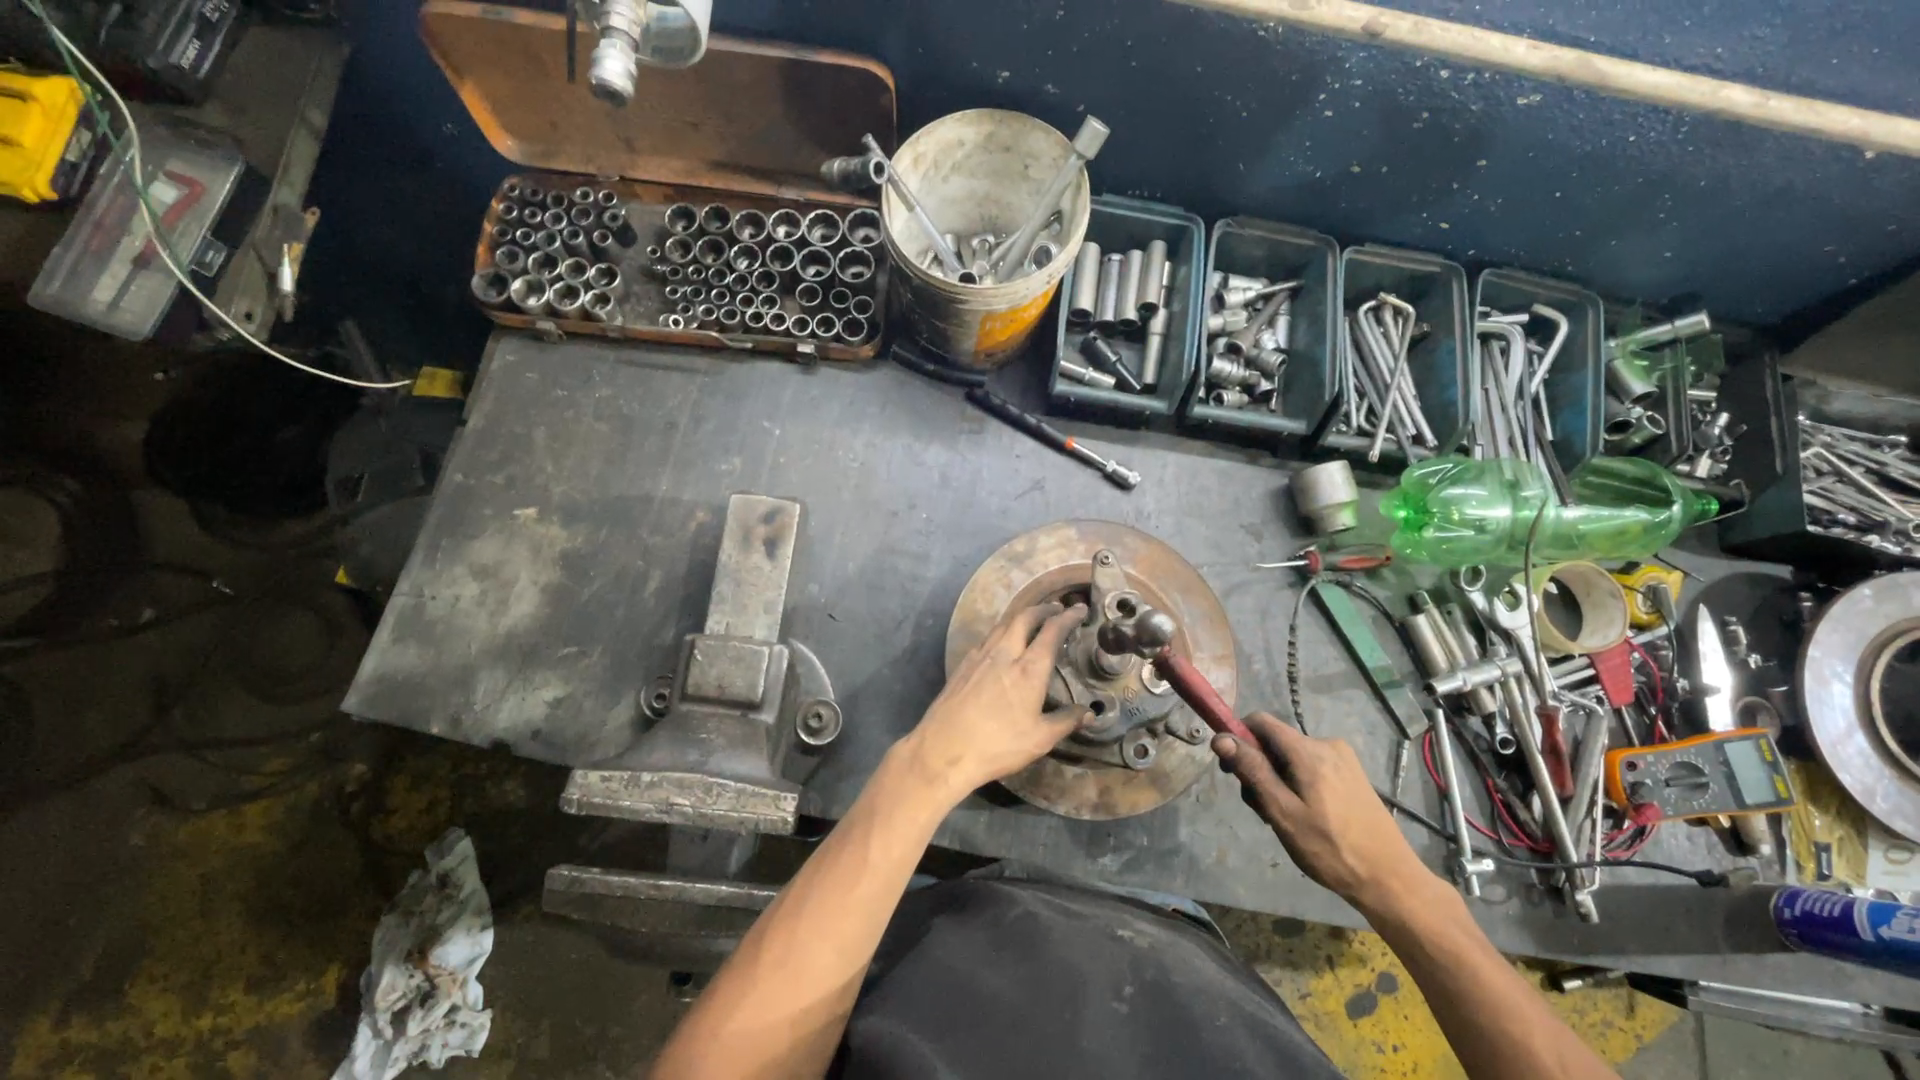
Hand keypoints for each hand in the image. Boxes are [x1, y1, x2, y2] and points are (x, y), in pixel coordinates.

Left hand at [900, 602, 1090, 805]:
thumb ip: (1066, 721)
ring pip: (1002, 625)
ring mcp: (979, 657)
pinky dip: (1001, 633)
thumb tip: (1089, 712)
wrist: (943, 750)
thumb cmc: (997, 745)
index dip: (1068, 617)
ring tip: (1032, 621)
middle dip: (1043, 609)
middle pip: (1024, 618)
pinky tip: (1001, 645)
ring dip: (1021, 617)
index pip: (1052, 631)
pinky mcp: (962, 666)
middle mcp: (1004, 654)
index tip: (1080, 610)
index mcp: (1028, 669)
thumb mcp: (1040, 739)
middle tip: (1057, 608)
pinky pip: (986, 639)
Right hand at [1213, 712, 1435, 914]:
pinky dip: (1297, 785)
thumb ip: (1252, 772)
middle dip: (1259, 769)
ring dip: (1278, 781)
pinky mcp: (1352, 774)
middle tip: (1263, 810)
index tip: (1231, 771)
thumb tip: (1221, 738)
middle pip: (1275, 742)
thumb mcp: (1282, 812)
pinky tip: (1305, 817)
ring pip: (1291, 757)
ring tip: (1285, 819)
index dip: (1238, 738)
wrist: (1389, 878)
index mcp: (1309, 750)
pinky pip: (1311, 767)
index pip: (1260, 721)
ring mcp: (1343, 759)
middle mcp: (1327, 744)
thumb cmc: (1330, 849)